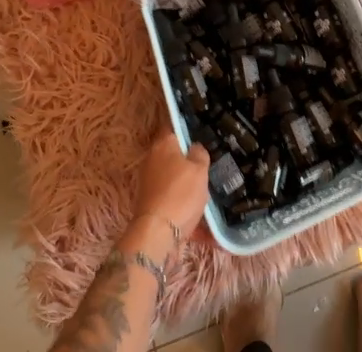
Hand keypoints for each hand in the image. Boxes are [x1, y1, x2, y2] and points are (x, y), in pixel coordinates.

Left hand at [134, 127, 209, 241]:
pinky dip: (187, 208)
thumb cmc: (181, 194)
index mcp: (163, 144)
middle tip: (211, 163)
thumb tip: (194, 148)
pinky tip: (206, 221)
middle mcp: (152, 160)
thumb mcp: (199, 169)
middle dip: (190, 160)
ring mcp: (150, 184)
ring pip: (175, 179)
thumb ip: (199, 154)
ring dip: (189, 186)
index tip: (201, 129)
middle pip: (174, 155)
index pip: (173, 126)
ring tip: (211, 192)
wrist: (158, 234)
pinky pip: (175, 201)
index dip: (186, 127)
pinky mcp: (152, 205)